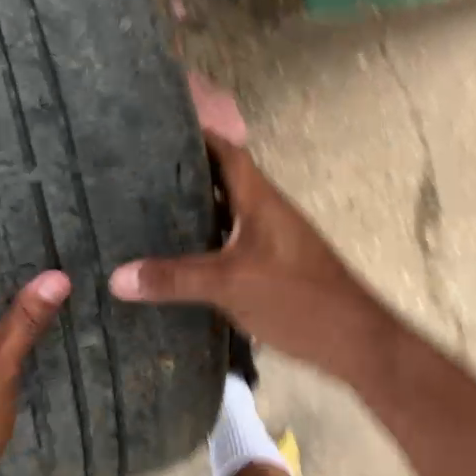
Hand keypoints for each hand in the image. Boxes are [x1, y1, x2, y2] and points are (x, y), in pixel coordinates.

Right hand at [108, 75, 390, 378]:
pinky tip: (177, 256)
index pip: (227, 152)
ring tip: (145, 208)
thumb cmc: (299, 299)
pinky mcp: (272, 268)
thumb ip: (174, 279)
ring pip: (225, 213)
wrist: (358, 346)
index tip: (156, 129)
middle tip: (136, 171)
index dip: (196, 135)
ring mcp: (272, 242)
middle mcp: (267, 213)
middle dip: (183, 172)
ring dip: (193, 208)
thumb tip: (116, 277)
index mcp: (261, 200)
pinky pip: (229, 241)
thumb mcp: (230, 285)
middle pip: (222, 180)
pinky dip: (203, 241)